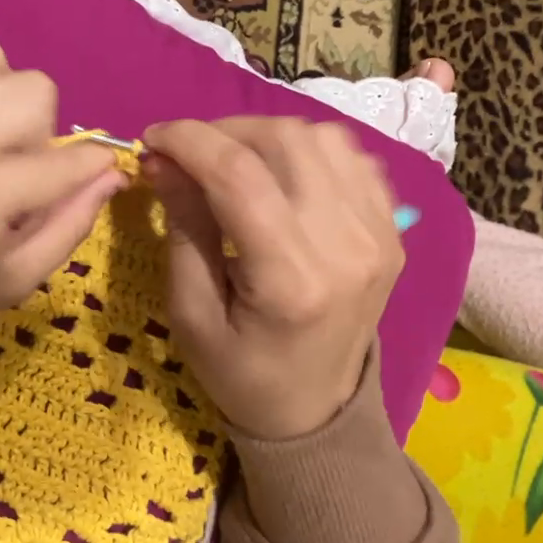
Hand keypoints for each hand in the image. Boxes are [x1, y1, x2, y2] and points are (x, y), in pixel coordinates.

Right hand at [144, 118, 403, 439]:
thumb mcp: (190, 310)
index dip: (188, 141)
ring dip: (263, 134)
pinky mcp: (391, 230)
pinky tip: (276, 174)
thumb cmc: (239, 371)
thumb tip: (161, 159)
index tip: (151, 139)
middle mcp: (347, 246)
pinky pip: (351, 156)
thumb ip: (182, 226)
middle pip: (284, 141)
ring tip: (228, 159)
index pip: (238, 174)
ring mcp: (379, 234)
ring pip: (321, 137)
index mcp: (291, 279)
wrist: (316, 412)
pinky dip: (306, 150)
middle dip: (221, 131)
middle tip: (186, 153)